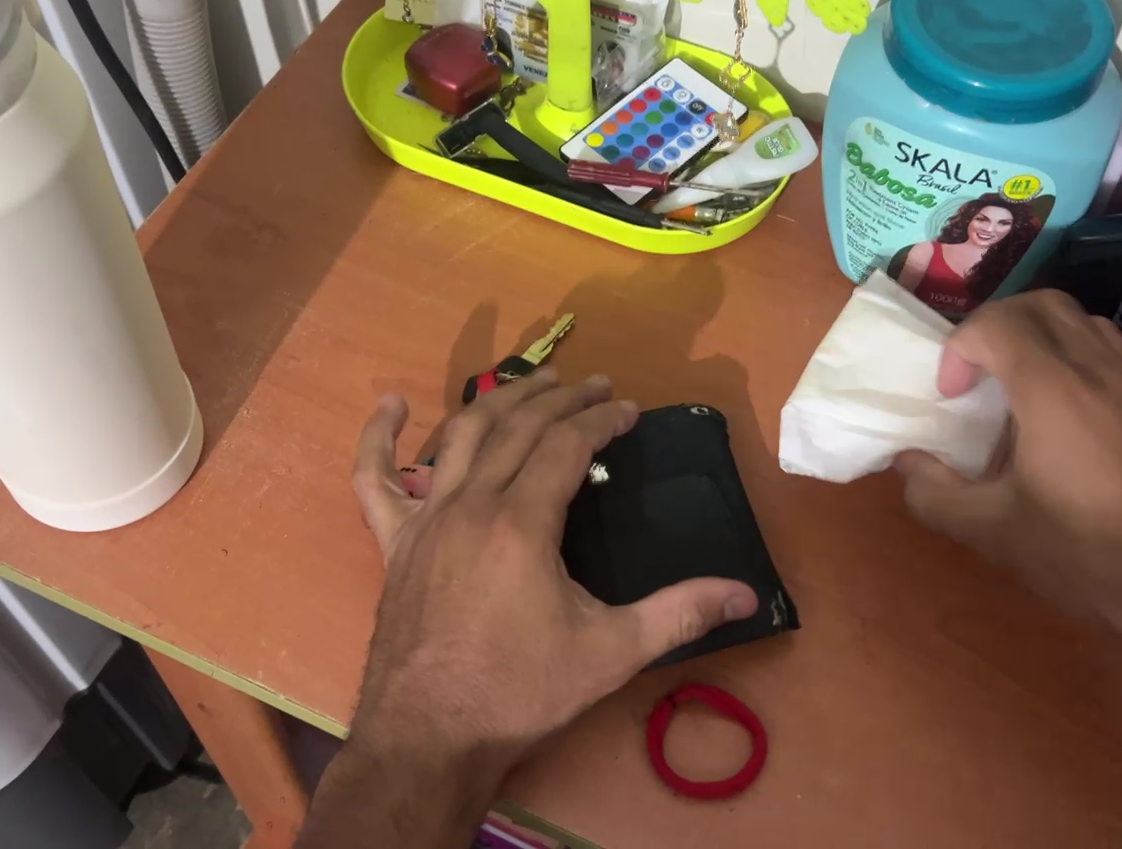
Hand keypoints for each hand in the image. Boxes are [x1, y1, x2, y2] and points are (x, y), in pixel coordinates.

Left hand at [346, 371, 758, 774]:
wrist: (428, 741)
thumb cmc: (520, 693)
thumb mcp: (611, 653)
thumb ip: (680, 614)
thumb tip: (747, 592)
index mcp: (523, 523)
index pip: (568, 445)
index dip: (602, 420)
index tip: (629, 410)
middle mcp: (472, 504)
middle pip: (519, 426)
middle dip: (562, 397)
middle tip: (594, 383)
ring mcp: (426, 518)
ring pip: (462, 434)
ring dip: (501, 398)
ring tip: (534, 379)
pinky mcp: (394, 541)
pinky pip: (374, 479)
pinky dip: (379, 437)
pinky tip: (391, 403)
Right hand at [893, 291, 1121, 655]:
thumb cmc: (1091, 557)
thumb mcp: (993, 533)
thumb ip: (933, 493)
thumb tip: (906, 462)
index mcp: (1054, 391)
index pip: (997, 324)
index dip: (959, 347)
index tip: (950, 395)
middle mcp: (1098, 372)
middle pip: (1041, 304)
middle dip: (994, 324)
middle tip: (974, 373)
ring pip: (1081, 321)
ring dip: (1035, 334)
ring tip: (1014, 385)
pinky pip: (1107, 351)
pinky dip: (1070, 355)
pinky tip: (1059, 413)